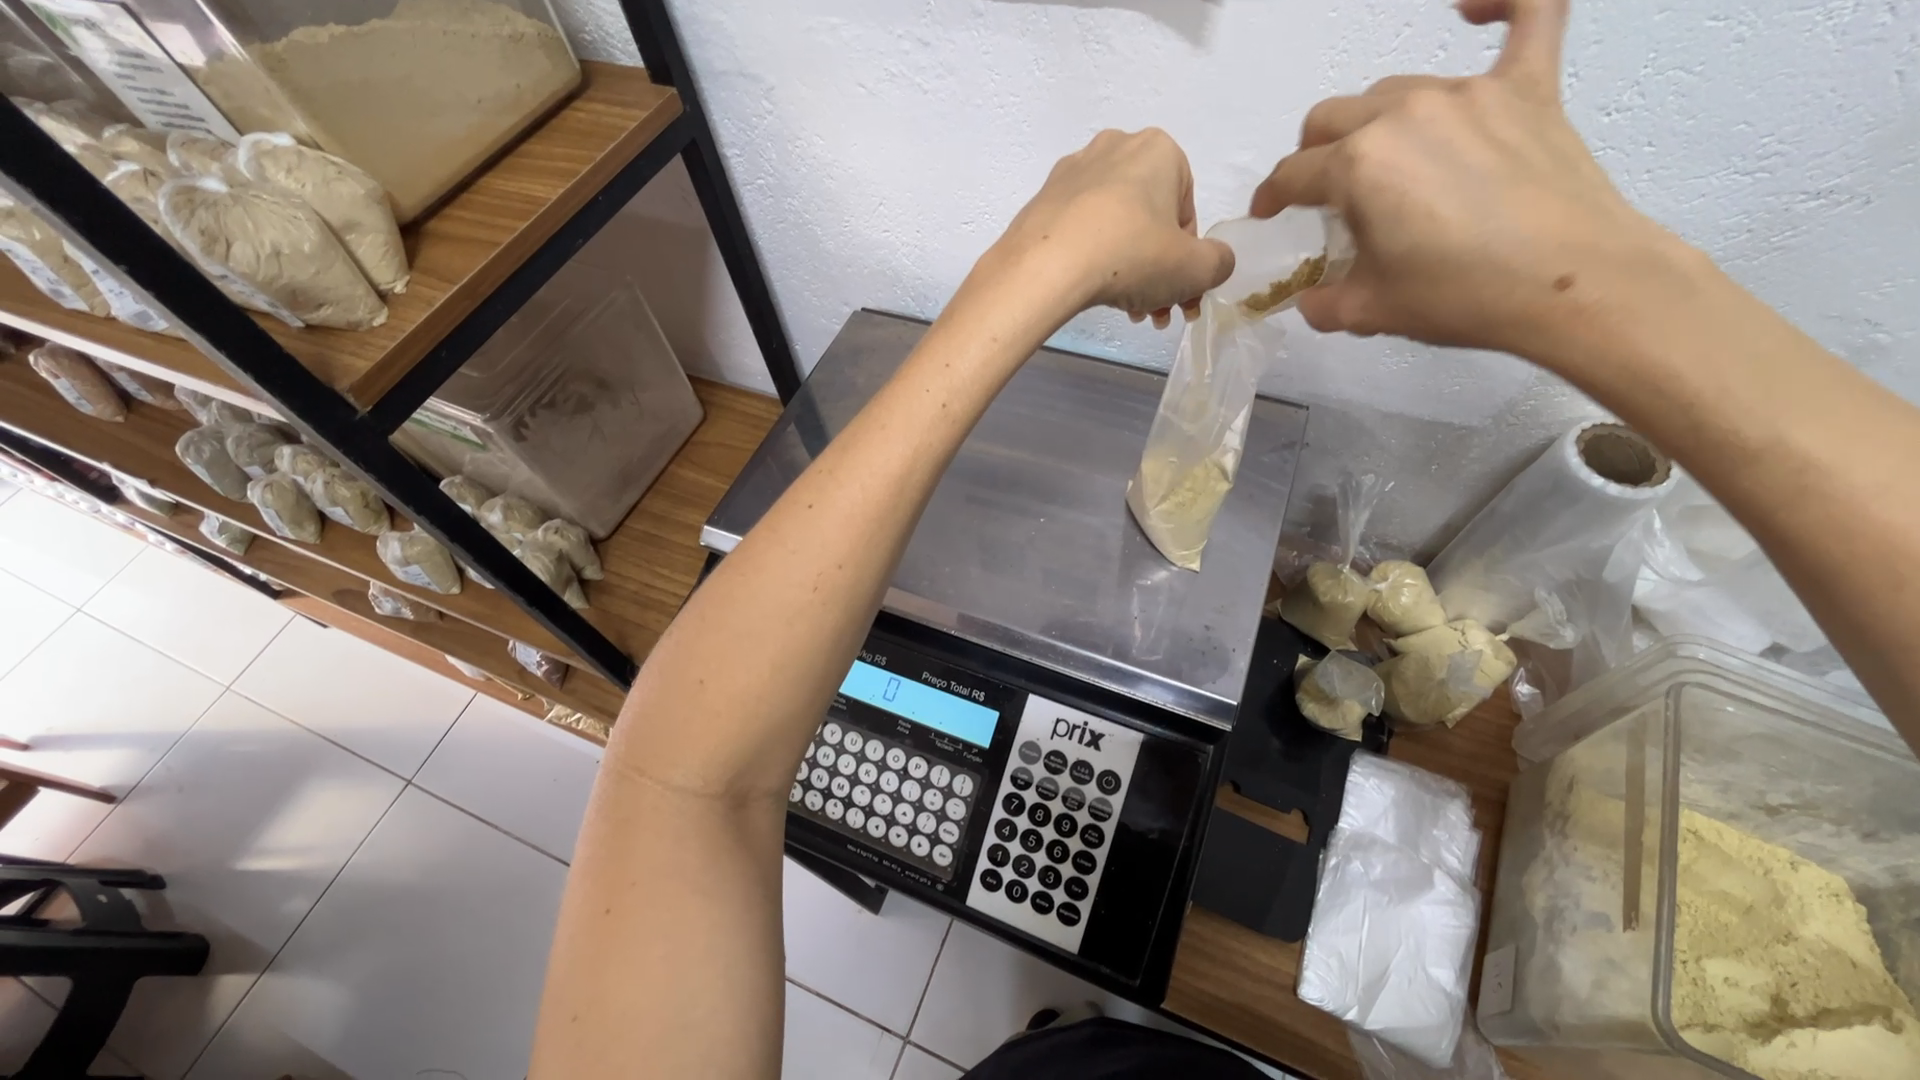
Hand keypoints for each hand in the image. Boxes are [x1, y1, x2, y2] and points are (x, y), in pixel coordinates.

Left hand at [995, 128, 1234, 328]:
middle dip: (1157, 270)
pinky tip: (1092, 292)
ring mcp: (1073, 172)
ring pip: (1115, 227)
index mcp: (1159, 150)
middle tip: (1155, 311)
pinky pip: (1080, 230)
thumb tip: (1213, 262)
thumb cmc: (1131, 256)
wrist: (1046, 267)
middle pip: (1148, 221)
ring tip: (1127, 311)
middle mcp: (1115, 147)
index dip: (1187, 258)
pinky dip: (1092, 259)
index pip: (1186, 211)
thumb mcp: (1196, 269)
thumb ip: (1218, 263)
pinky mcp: (1042, 199)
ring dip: (1128, 272)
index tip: (1178, 291)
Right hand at [1251, 0, 1676, 363]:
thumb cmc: (1461, 298)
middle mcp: (1402, 115)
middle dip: (1314, 156)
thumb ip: (1322, 301)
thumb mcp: (1369, 311)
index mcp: (1357, 167)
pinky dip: (1502, 2)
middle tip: (1325, 193)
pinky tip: (1472, 7)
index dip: (1271, 198)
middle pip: (1332, 119)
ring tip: (1386, 161)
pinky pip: (1528, 16)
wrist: (1571, 286)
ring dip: (1373, 121)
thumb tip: (1312, 297)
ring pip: (1393, 89)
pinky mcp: (1528, 87)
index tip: (1269, 215)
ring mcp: (1467, 94)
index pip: (1293, 175)